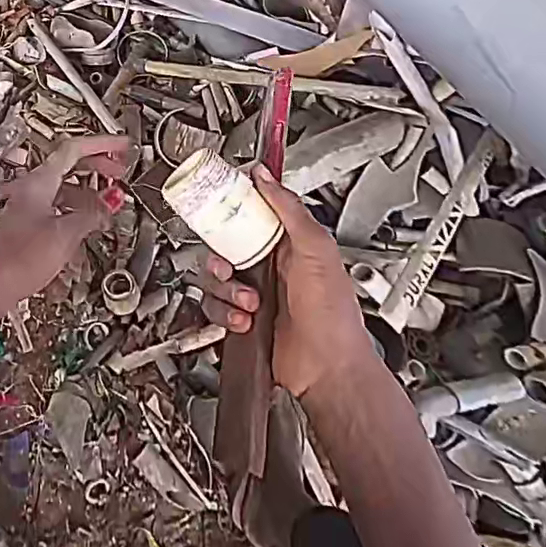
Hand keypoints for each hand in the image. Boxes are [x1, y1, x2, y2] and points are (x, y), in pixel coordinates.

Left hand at [0, 134, 131, 344]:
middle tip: (120, 170)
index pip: (73, 149)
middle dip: (97, 166)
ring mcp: (28, 209)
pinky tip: (87, 226)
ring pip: (64, 190)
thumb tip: (112, 199)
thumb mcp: (64, 234)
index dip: (101, 144)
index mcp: (39, 182)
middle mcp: (31, 191)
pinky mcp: (28, 228)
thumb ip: (91, 214)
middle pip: (69, 166)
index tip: (122, 144)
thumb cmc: (15, 261)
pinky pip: (57, 211)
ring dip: (88, 193)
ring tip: (109, 203)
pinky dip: (76, 213)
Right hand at [194, 165, 372, 396]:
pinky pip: (212, 306)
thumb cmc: (333, 315)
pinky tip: (245, 321)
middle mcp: (266, 265)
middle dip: (219, 260)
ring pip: (213, 278)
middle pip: (220, 247)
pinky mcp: (239, 317)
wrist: (328, 370)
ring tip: (249, 304)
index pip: (248, 214)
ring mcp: (251, 292)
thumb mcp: (317, 250)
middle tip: (229, 268)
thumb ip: (289, 209)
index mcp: (285, 243)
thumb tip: (264, 176)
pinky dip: (224, 314)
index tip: (216, 208)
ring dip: (227, 293)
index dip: (230, 210)